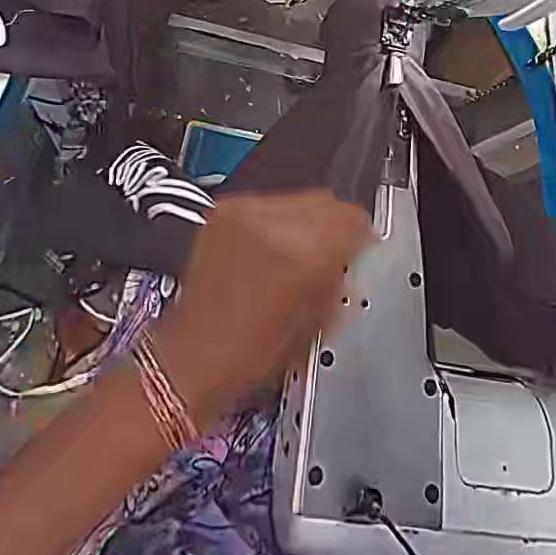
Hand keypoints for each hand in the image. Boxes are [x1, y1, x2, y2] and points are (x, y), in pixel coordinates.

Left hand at [155, 191, 369, 424]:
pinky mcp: (224, 213)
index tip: (361, 244)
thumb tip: (352, 253)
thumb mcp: (318, 319)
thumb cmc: (249, 352)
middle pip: (328, 201)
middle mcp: (273, 224)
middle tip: (333, 249)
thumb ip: (341, 276)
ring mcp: (244, 214)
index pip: (353, 218)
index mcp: (304, 252)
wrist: (193, 357)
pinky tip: (271, 247)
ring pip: (299, 198)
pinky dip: (276, 220)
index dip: (362, 234)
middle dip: (335, 225)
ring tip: (297, 251)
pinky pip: (267, 203)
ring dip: (306, 221)